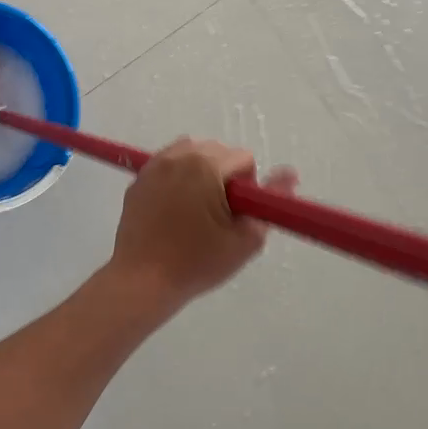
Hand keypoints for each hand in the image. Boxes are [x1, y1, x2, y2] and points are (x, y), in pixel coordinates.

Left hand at [106, 138, 295, 313]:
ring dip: (202, 172)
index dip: (248, 187)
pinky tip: (176, 209)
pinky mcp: (138, 179)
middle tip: (220, 215)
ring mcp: (153, 165)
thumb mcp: (245, 239)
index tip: (237, 214)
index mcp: (204, 165)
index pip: (243, 159)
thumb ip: (270, 202)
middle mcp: (177, 156)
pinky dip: (178, 176)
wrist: (143, 278)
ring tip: (199, 210)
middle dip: (225, 176)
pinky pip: (167, 164)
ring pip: (190, 153)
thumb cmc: (198, 262)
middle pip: (216, 151)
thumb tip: (289, 172)